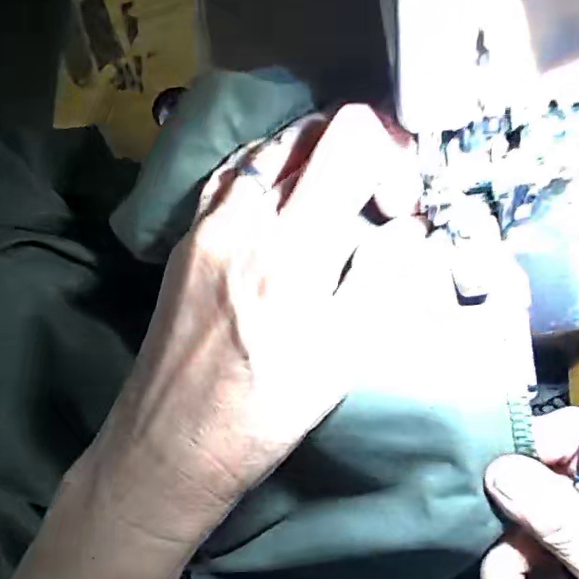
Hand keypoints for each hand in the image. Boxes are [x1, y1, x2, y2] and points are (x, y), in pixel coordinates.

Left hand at [80, 104, 426, 548]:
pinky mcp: (183, 245)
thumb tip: (409, 226)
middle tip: (371, 199)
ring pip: (264, 151)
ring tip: (329, 202)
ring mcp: (203, 228)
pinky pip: (228, 180)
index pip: (349, 138)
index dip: (390, 152)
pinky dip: (265, 174)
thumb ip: (381, 279)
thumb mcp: (340, 360)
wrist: (168, 444)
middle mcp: (241, 222)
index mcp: (289, 251)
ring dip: (309, 159)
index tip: (398, 203)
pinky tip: (278, 207)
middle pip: (307, 133)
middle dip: (354, 151)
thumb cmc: (260, 416)